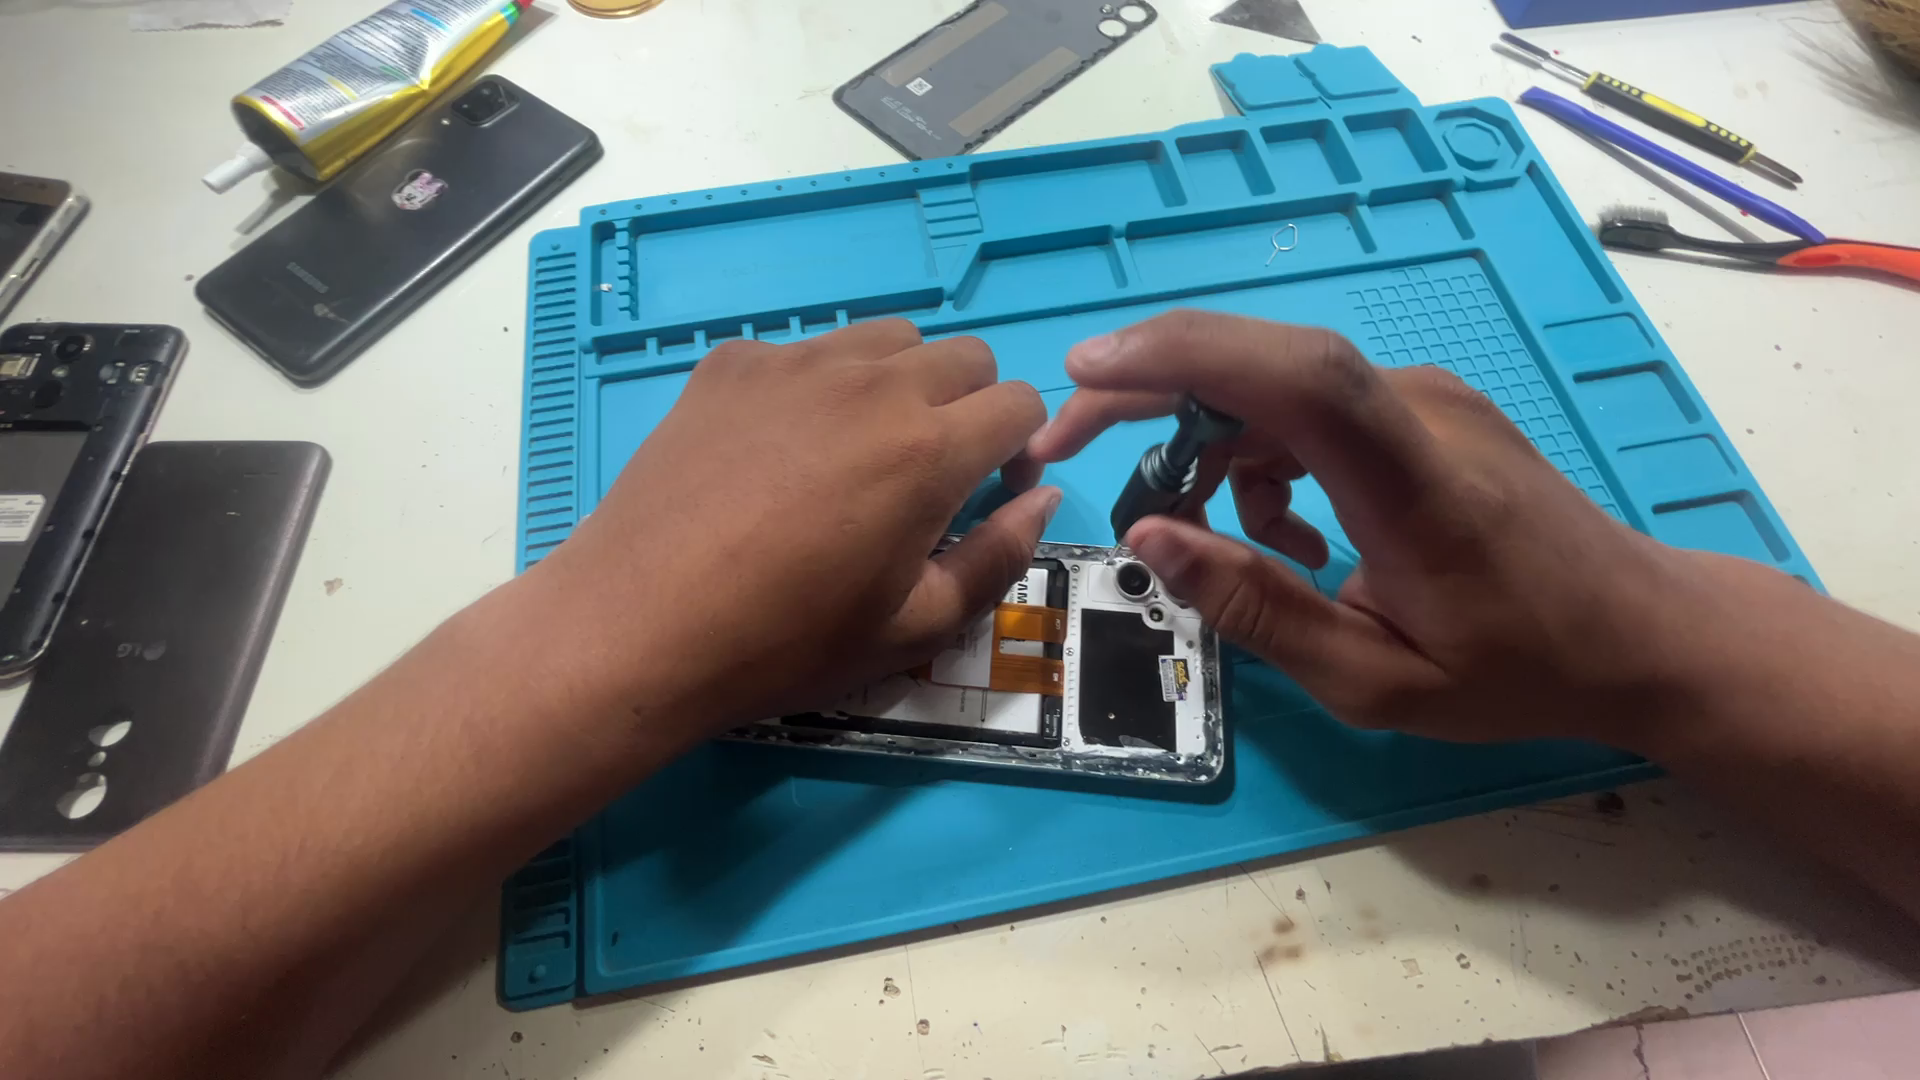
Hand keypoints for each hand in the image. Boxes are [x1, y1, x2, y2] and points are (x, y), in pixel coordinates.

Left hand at [529, 320, 1055, 731]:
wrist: (638, 627)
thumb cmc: (787, 641)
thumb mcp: (917, 625)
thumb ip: (1001, 556)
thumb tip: (1043, 498)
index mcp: (928, 448)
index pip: (1021, 404)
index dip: (1020, 451)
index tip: (985, 497)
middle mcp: (872, 382)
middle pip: (966, 356)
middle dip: (971, 409)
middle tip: (928, 476)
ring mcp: (795, 362)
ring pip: (891, 340)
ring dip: (904, 385)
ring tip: (860, 452)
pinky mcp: (732, 362)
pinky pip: (810, 350)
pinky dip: (825, 385)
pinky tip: (782, 446)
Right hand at [1028, 310, 1720, 745]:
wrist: (1644, 634)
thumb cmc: (1514, 668)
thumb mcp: (1371, 678)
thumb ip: (1254, 607)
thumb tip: (1148, 536)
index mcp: (1411, 478)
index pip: (1291, 375)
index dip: (1180, 356)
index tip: (1083, 373)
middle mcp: (1413, 408)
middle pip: (1258, 360)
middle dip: (1143, 387)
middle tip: (1065, 439)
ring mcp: (1414, 400)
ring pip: (1268, 387)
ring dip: (1197, 439)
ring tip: (1184, 523)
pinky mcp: (1409, 411)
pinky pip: (1302, 411)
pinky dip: (1253, 457)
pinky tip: (1276, 528)